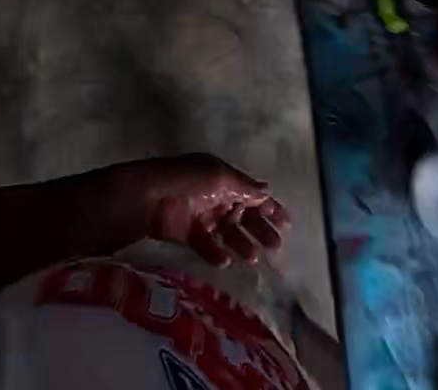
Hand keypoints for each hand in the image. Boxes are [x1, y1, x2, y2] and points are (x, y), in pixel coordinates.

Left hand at [119, 154, 292, 267]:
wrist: (150, 196)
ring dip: (241, 244)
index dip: (270, 207)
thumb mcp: (219, 177)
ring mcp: (202, 215)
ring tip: (251, 258)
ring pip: (228, 233)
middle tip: (276, 246)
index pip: (252, 194)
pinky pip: (208, 245)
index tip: (288, 224)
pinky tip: (224, 261)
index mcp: (224, 179)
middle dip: (261, 229)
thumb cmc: (188, 180)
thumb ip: (244, 187)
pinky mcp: (188, 234)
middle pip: (244, 216)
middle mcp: (216, 196)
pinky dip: (216, 253)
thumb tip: (268, 188)